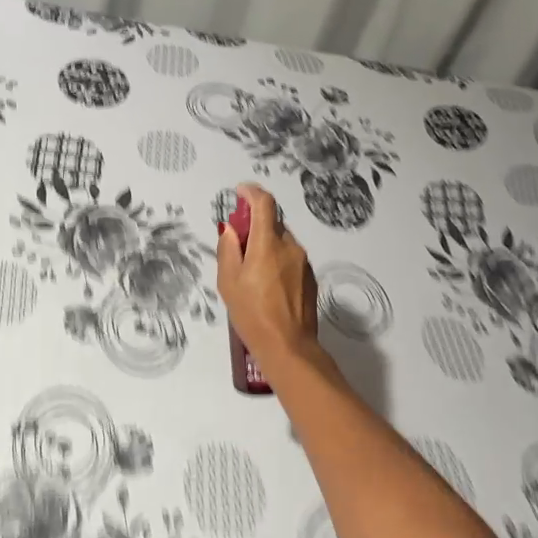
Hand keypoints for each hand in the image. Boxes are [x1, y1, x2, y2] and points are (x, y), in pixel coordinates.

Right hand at [216, 184, 320, 365]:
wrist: (289, 346)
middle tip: (236, 245)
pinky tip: (266, 286)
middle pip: (272, 224)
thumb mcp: (228, 282)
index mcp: (268, 244)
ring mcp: (303, 263)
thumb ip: (228, 249)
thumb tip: (230, 229)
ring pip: (281, 242)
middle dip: (254, 226)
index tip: (240, 191)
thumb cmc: (252, 314)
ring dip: (265, 245)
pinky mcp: (310, 278)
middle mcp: (290, 247)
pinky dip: (277, 261)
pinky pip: (290, 259)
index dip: (251, 192)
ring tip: (249, 272)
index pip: (264, 203)